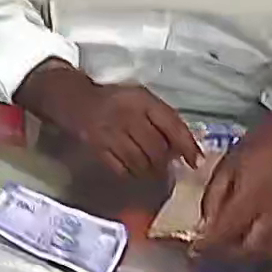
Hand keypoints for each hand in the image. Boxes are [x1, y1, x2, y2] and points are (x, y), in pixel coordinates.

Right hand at [14, 62, 200, 177]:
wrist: (75, 101)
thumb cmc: (114, 101)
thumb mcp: (140, 99)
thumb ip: (162, 118)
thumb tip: (182, 148)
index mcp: (142, 100)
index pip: (172, 125)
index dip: (186, 145)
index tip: (195, 161)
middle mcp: (127, 116)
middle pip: (156, 149)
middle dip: (164, 162)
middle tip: (166, 167)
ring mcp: (111, 134)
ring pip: (140, 162)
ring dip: (149, 171)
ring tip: (151, 170)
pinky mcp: (98, 148)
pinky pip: (121, 168)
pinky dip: (131, 173)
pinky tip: (133, 170)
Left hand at [196, 92, 271, 260]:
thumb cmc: (261, 145)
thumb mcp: (227, 164)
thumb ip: (214, 197)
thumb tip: (204, 225)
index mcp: (253, 195)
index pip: (227, 230)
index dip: (208, 245)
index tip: (193, 250)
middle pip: (249, 249)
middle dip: (227, 255)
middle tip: (211, 251)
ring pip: (270, 254)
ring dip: (248, 258)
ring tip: (231, 251)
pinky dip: (268, 254)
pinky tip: (254, 248)